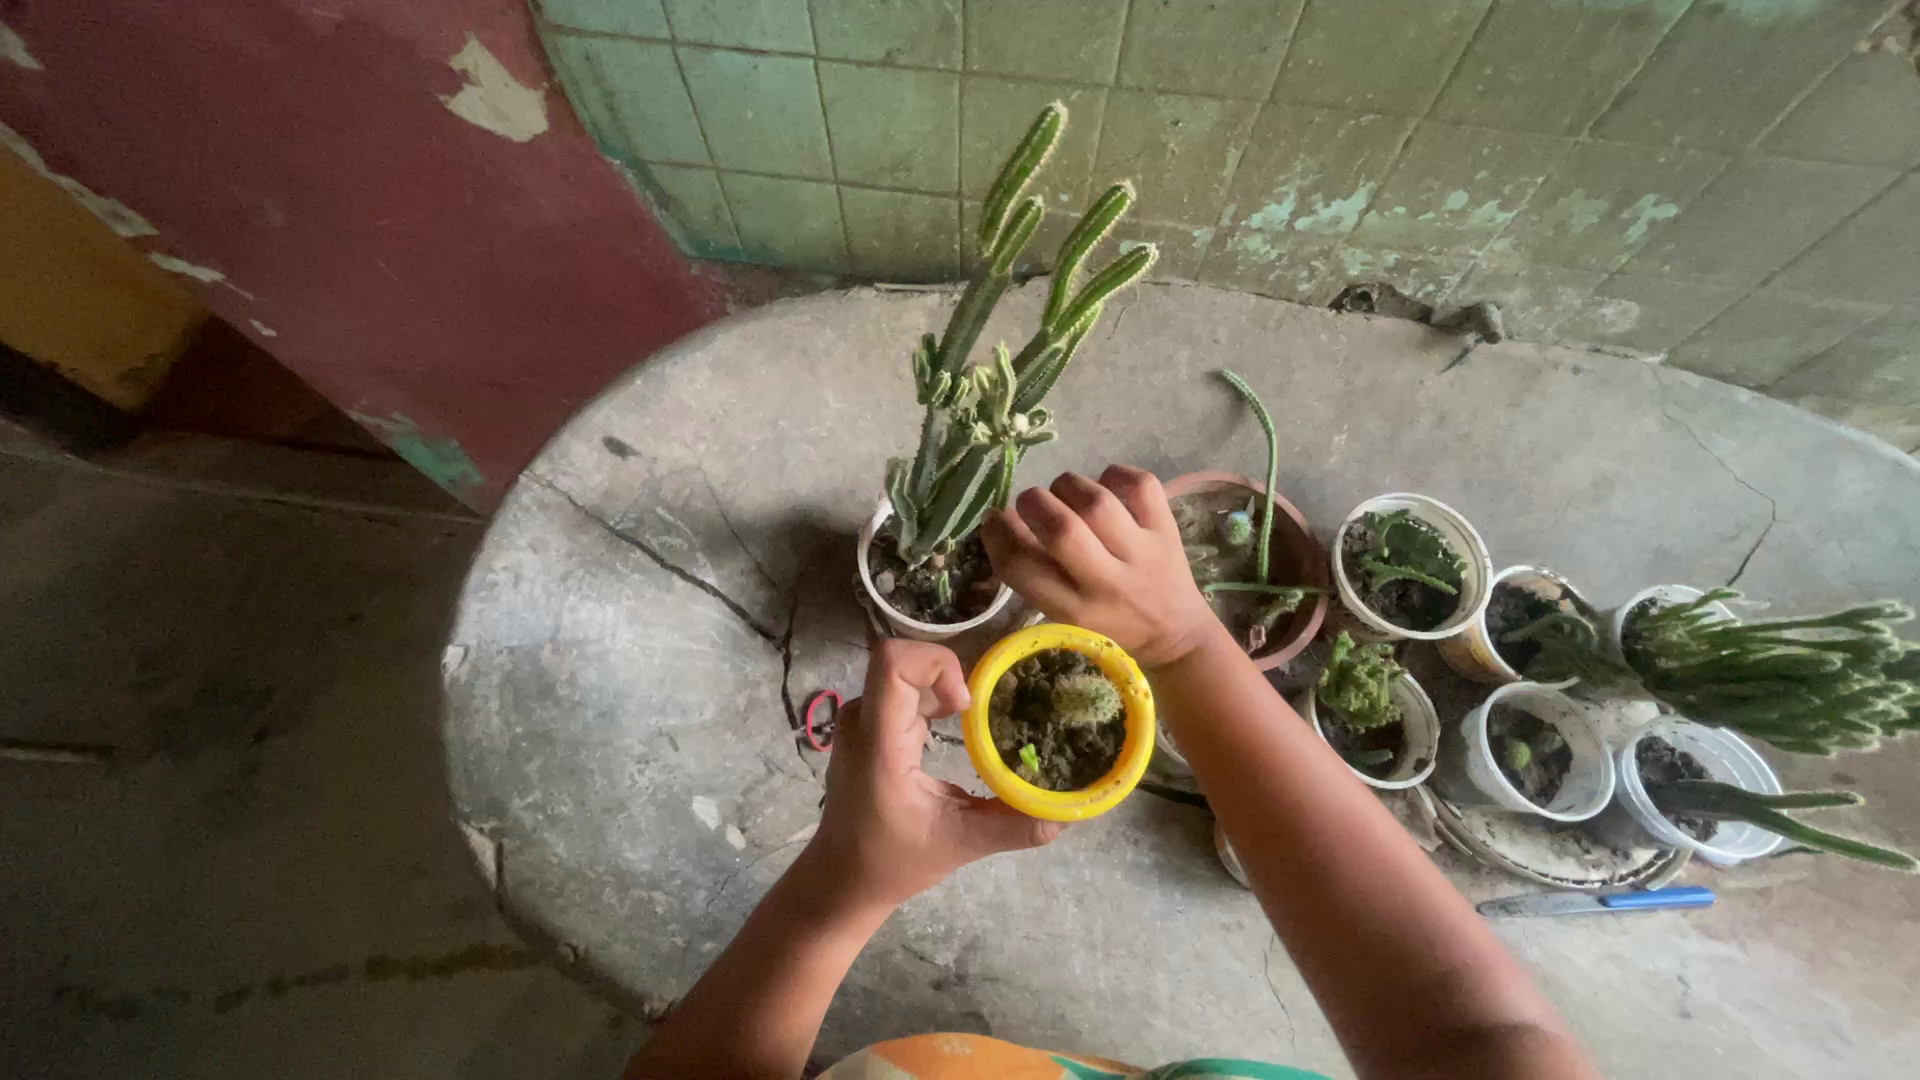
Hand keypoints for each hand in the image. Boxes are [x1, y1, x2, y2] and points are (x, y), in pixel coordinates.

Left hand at [809, 639, 1060, 910]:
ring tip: (974, 713)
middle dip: (948, 671)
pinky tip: (956, 718)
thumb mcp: (958, 845)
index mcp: (880, 746)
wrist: (841, 876)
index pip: (892, 665)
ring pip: (902, 670)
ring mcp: (859, 718)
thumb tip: (1066, 816)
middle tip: (979, 707)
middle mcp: (862, 720)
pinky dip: (931, 691)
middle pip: (900, 660)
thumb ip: (1012, 828)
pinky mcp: (865, 722)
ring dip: (941, 682)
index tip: (966, 702)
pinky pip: (899, 685)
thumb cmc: (893, 862)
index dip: (936, 664)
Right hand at [984, 465, 1218, 668]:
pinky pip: (1140, 485)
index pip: (1023, 569)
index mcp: (1075, 613)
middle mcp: (1109, 584)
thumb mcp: (1064, 615)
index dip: (997, 536)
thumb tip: (1003, 518)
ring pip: (1097, 502)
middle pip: (1061, 530)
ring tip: (1063, 492)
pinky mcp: (1167, 530)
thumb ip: (1035, 573)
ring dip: (1067, 485)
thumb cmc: (1108, 624)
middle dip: (1033, 504)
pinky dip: (1114, 474)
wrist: (1176, 634)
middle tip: (1030, 502)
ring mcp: (1143, 554)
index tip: (993, 521)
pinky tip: (1104, 485)